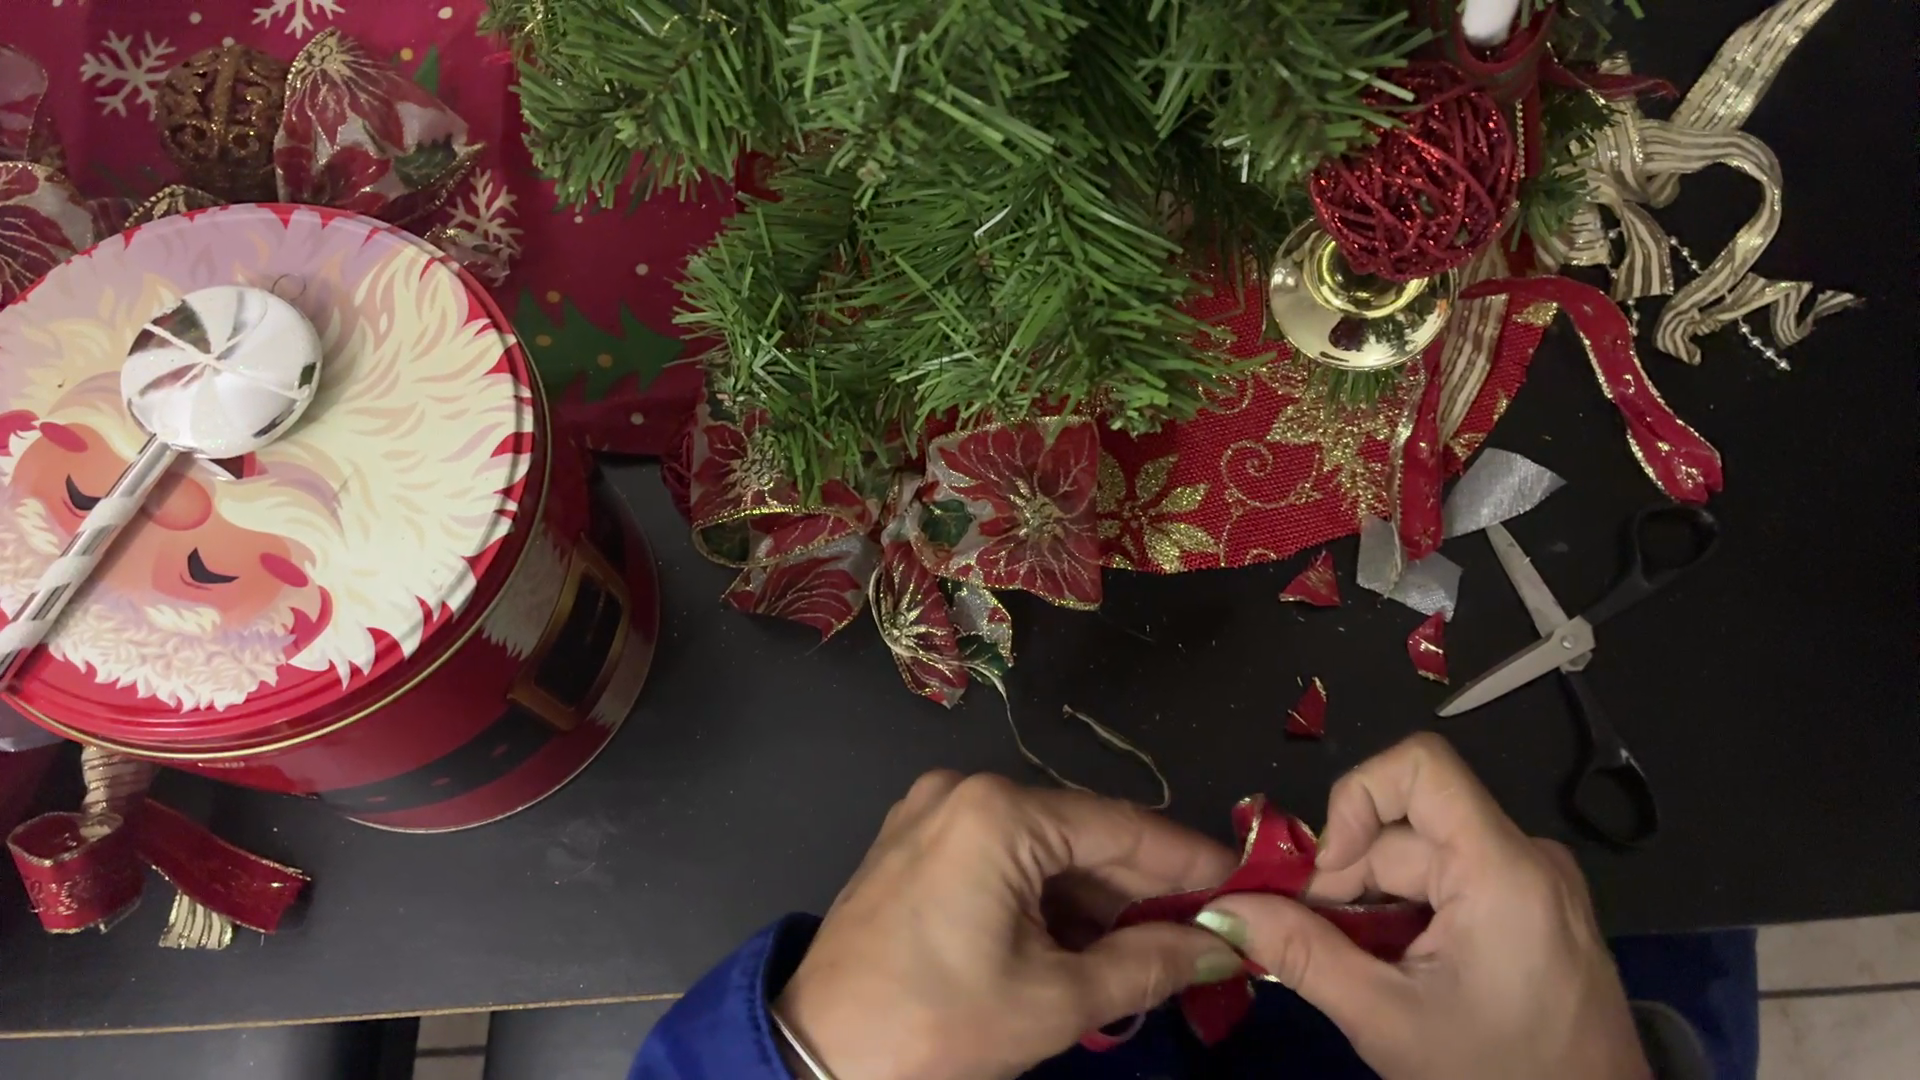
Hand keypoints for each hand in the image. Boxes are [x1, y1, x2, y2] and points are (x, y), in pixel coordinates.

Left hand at [775, 771, 1241, 1079]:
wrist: (814, 1058)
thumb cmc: (938, 1028)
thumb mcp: (1054, 1001)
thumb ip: (1148, 964)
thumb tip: (1222, 948)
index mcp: (998, 812)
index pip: (1119, 827)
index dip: (1188, 859)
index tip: (1246, 881)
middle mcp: (965, 790)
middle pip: (1080, 833)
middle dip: (1142, 884)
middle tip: (1208, 924)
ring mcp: (934, 811)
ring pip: (1041, 845)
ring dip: (1096, 894)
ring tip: (1155, 940)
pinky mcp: (916, 839)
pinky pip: (1002, 854)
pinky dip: (1046, 892)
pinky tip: (1085, 934)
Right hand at [1196, 733, 1649, 1079]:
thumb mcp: (1387, 1023)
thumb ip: (1299, 953)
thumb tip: (1222, 907)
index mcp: (1503, 871)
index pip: (1419, 765)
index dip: (1356, 796)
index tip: (1326, 871)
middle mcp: (1522, 857)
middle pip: (1401, 825)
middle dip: (1343, 875)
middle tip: (1306, 936)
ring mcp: (1526, 882)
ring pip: (1411, 855)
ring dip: (1364, 900)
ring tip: (1350, 962)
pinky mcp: (1523, 906)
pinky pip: (1438, 879)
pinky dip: (1395, 911)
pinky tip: (1387, 963)